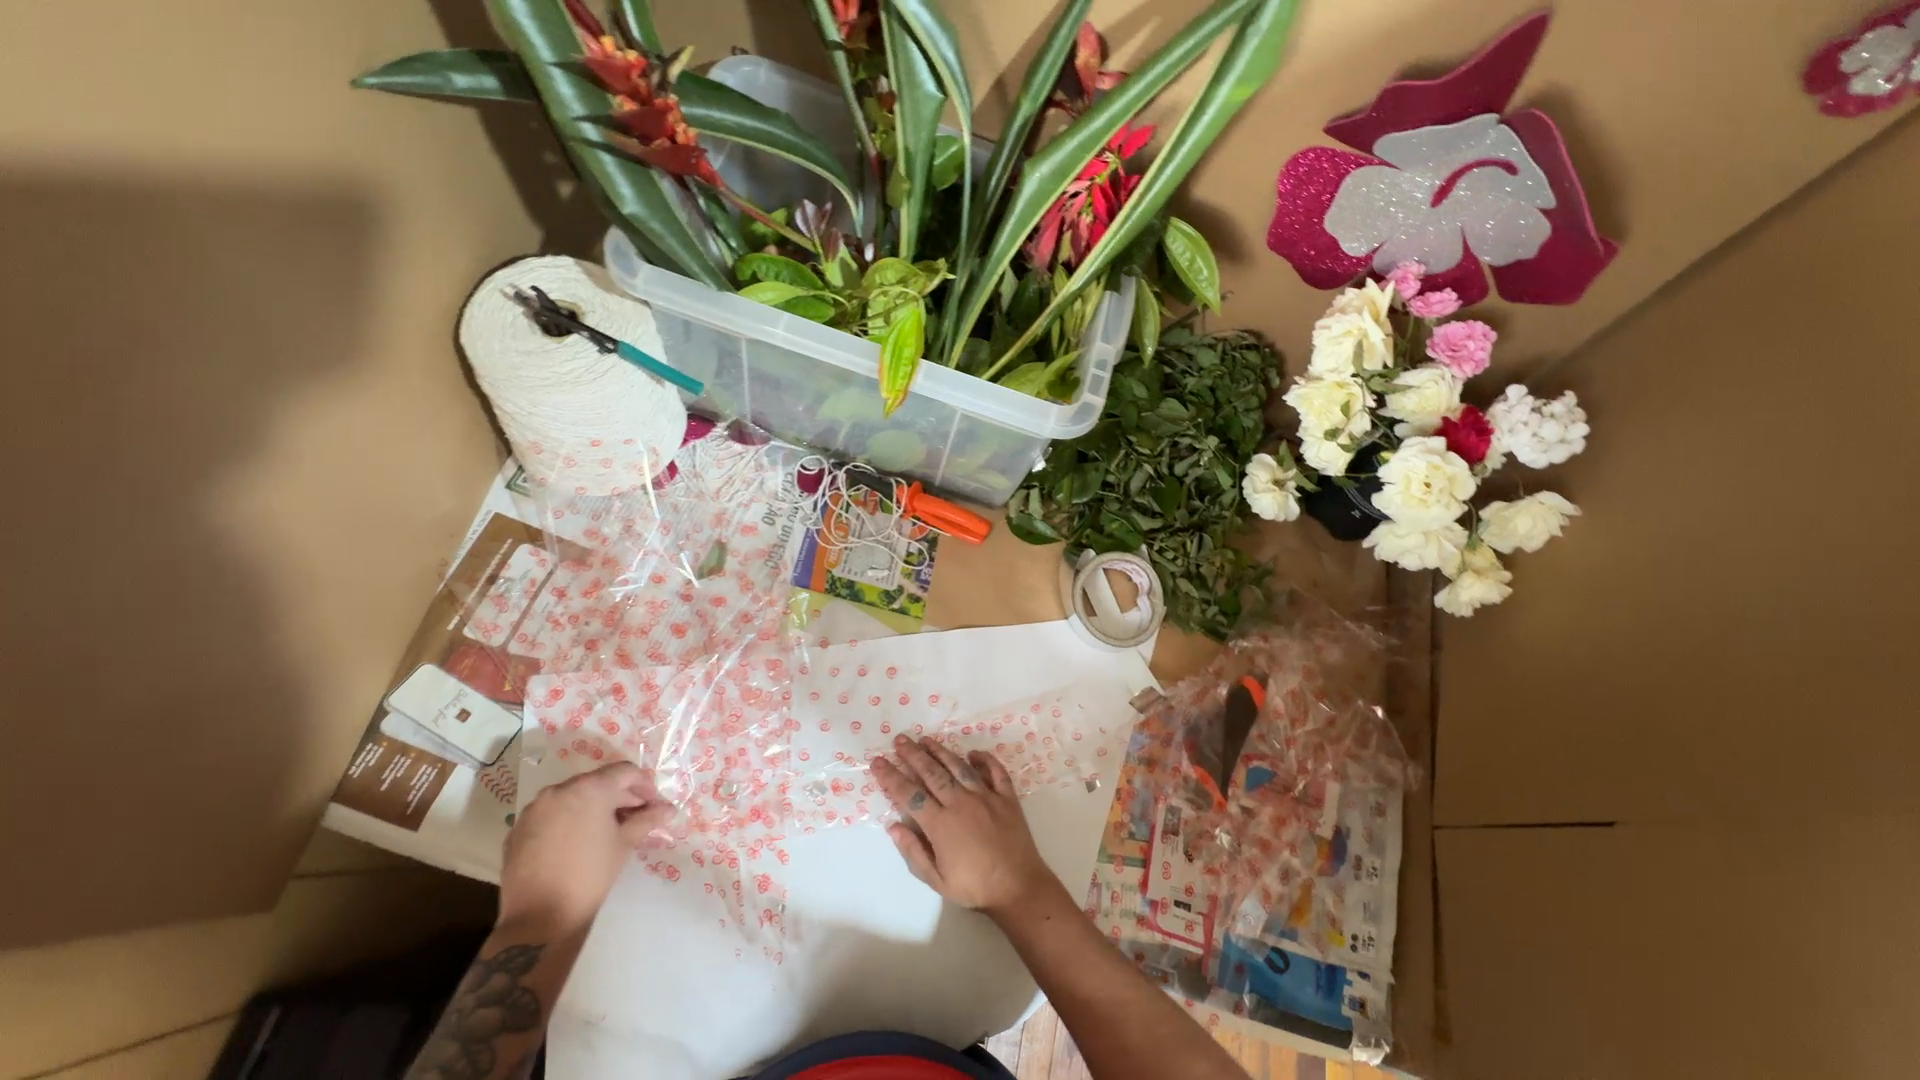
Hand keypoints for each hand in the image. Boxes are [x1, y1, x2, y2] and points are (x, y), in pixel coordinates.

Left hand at [498, 761, 673, 937]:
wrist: (538, 918)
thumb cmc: (590, 876)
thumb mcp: (624, 845)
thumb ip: (647, 820)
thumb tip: (668, 810)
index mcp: (589, 789)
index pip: (624, 771)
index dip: (644, 784)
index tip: (654, 803)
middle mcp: (559, 790)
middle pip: (597, 781)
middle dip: (619, 796)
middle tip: (635, 817)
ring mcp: (534, 808)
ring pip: (572, 796)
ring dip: (593, 805)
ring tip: (606, 830)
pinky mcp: (518, 828)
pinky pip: (551, 813)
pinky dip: (569, 818)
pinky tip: (577, 842)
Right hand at [870, 736, 1060, 914]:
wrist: (1018, 888)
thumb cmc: (974, 887)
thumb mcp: (936, 880)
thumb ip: (913, 852)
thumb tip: (893, 826)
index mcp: (941, 824)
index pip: (910, 794)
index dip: (892, 777)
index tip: (878, 761)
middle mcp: (961, 803)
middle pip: (932, 773)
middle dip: (913, 755)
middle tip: (900, 740)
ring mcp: (986, 797)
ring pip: (959, 767)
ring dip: (941, 751)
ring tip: (926, 739)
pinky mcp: (1007, 798)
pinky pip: (995, 771)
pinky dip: (984, 759)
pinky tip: (973, 753)